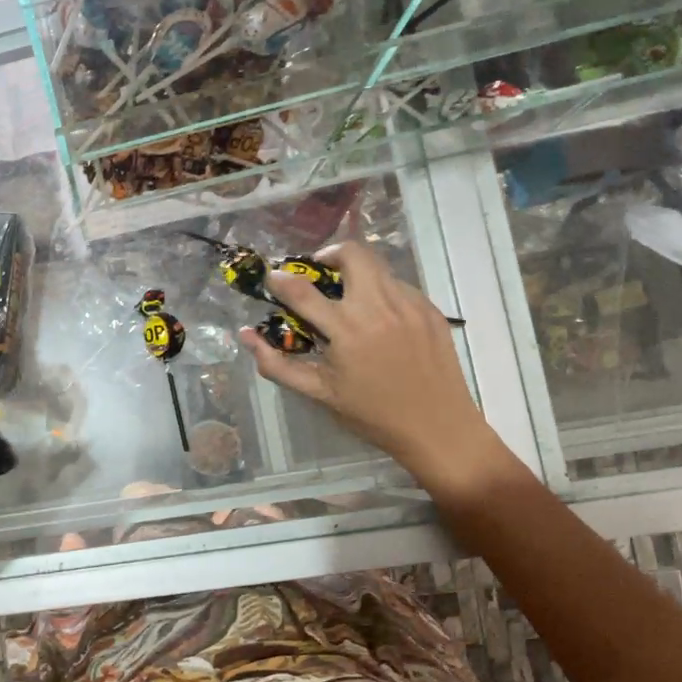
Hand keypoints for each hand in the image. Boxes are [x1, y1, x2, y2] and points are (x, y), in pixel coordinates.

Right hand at [237, 242, 508, 485]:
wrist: (437, 426)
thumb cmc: (371, 414)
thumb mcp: (318, 393)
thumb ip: (276, 364)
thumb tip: (245, 335)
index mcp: (347, 331)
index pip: (302, 291)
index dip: (280, 280)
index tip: (272, 276)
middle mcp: (378, 308)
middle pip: (352, 254)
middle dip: (330, 255)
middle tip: (319, 271)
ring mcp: (410, 305)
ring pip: (379, 265)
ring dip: (357, 271)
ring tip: (348, 294)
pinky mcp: (430, 309)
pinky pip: (400, 286)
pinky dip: (382, 291)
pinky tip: (378, 318)